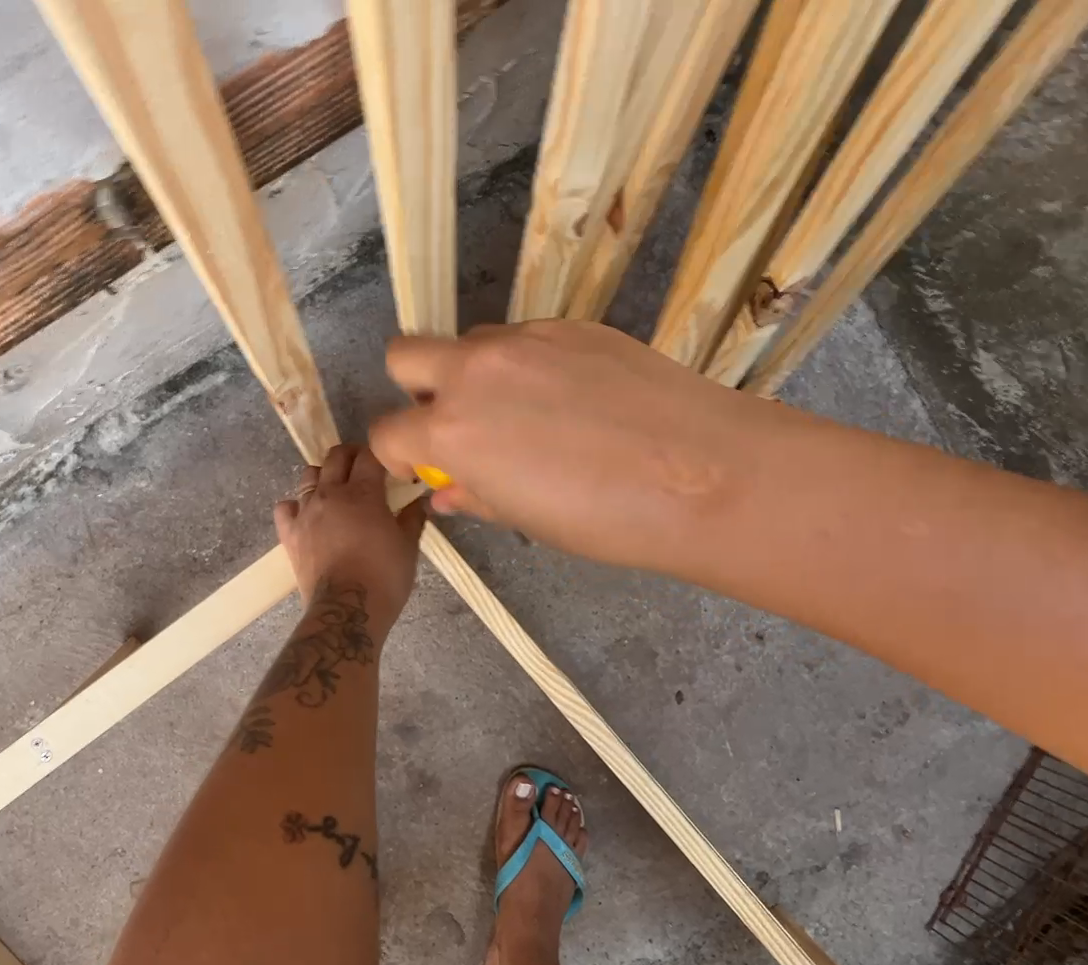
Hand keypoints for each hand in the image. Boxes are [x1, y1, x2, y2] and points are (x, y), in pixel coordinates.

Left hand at [274, 443, 427, 636]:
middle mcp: (331, 494)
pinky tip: (306, 514)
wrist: (347, 609)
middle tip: (363, 468)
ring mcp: (306, 512)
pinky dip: (294, 505)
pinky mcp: (290, 534)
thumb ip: (413, 519)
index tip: (387, 463)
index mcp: (363, 492)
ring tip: (335, 490)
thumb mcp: (407, 547)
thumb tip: (421, 502)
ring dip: (323, 476)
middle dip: (351, 456)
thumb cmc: (384, 577)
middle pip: (336, 457)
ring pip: (309, 476)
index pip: (369, 456)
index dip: (379, 454)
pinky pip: (285, 507)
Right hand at [368, 320, 779, 571]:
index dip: (399, 455)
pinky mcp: (570, 324)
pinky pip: (524, 338)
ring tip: (528, 412)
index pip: (386, 432)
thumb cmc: (603, 517)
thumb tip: (448, 490)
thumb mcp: (523, 517)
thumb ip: (472, 495)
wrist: (701, 473)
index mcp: (450, 431)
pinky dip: (528, 364)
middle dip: (417, 388)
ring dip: (476, 373)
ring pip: (470, 342)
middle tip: (457, 422)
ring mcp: (523, 340)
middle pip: (405, 354)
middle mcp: (474, 372)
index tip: (424, 468)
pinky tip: (575, 398)